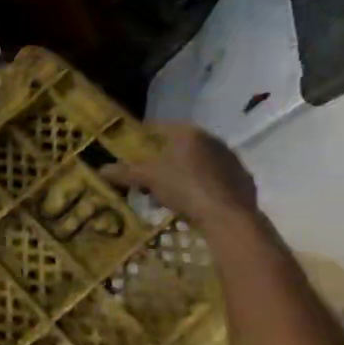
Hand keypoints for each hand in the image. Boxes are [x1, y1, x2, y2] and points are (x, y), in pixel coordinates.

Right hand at [101, 122, 258, 231]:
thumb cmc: (184, 186)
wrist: (229, 216)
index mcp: (188, 133)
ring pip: (195, 163)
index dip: (139, 137)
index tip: (126, 149)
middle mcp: (212, 141)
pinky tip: (188, 201)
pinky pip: (212, 178)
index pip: (157, 127)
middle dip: (159, 159)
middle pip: (177, 146)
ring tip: (163, 192)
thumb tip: (100, 170)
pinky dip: (198, 185)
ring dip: (178, 173)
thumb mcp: (145, 178)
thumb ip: (122, 172)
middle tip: (143, 173)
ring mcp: (232, 160)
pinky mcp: (243, 180)